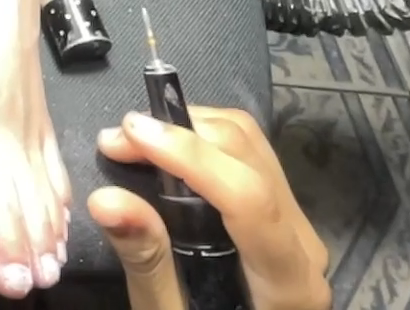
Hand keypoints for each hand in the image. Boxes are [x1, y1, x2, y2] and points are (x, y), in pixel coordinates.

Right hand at [89, 108, 331, 309]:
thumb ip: (146, 263)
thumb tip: (104, 199)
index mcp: (289, 283)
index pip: (249, 197)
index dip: (189, 154)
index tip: (128, 133)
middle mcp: (305, 245)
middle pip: (247, 155)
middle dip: (176, 132)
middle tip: (114, 141)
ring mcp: (297, 226)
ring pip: (248, 142)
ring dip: (186, 125)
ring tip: (133, 141)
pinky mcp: (282, 215)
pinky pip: (246, 151)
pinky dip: (199, 134)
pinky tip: (164, 151)